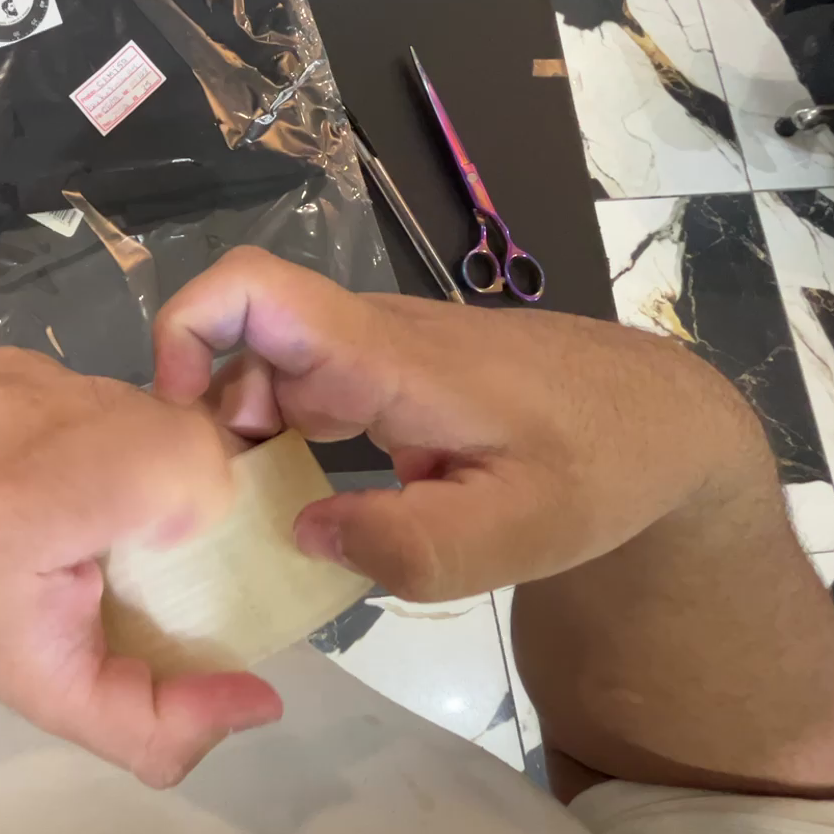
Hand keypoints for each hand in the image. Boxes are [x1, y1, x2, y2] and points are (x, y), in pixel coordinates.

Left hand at [0, 347, 282, 787]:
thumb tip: (264, 702)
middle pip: (167, 424)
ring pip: (139, 399)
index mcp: (23, 502)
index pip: (176, 456)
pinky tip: (60, 467)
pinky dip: (103, 428)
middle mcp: (12, 416)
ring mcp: (5, 377)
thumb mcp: (61, 699)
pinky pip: (99, 385)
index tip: (159, 549)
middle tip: (132, 533)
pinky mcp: (2, 361)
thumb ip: (165, 727)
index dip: (197, 504)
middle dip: (177, 482)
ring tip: (93, 500)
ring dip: (140, 453)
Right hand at [151, 247, 770, 601]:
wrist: (656, 420)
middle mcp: (356, 338)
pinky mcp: (370, 374)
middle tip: (214, 495)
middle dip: (202, 410)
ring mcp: (362, 353)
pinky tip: (289, 486)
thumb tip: (301, 530)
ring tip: (252, 504)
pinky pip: (290, 388)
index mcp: (378, 355)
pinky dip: (267, 434)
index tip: (177, 409)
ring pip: (259, 367)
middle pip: (237, 338)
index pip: (254, 287)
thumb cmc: (596, 467)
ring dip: (235, 430)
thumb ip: (408, 547)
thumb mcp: (519, 533)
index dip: (187, 326)